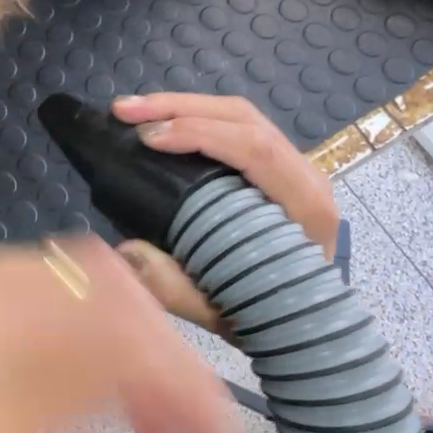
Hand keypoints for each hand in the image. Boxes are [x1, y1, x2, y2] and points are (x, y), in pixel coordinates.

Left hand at [0, 236, 239, 432]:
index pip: (110, 352)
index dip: (186, 389)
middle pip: (111, 296)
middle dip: (171, 359)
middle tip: (185, 427)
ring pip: (91, 269)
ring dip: (143, 329)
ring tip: (149, 396)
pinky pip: (60, 264)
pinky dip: (104, 305)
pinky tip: (106, 354)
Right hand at [108, 94, 339, 337]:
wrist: (308, 327)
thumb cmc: (268, 316)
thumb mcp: (220, 312)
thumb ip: (175, 287)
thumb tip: (124, 250)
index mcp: (304, 207)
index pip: (255, 149)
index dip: (199, 134)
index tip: (148, 139)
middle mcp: (304, 176)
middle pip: (243, 118)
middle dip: (180, 107)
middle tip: (124, 112)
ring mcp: (291, 167)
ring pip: (237, 114)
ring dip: (180, 105)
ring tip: (129, 110)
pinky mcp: (272, 166)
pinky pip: (234, 125)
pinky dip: (191, 116)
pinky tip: (156, 122)